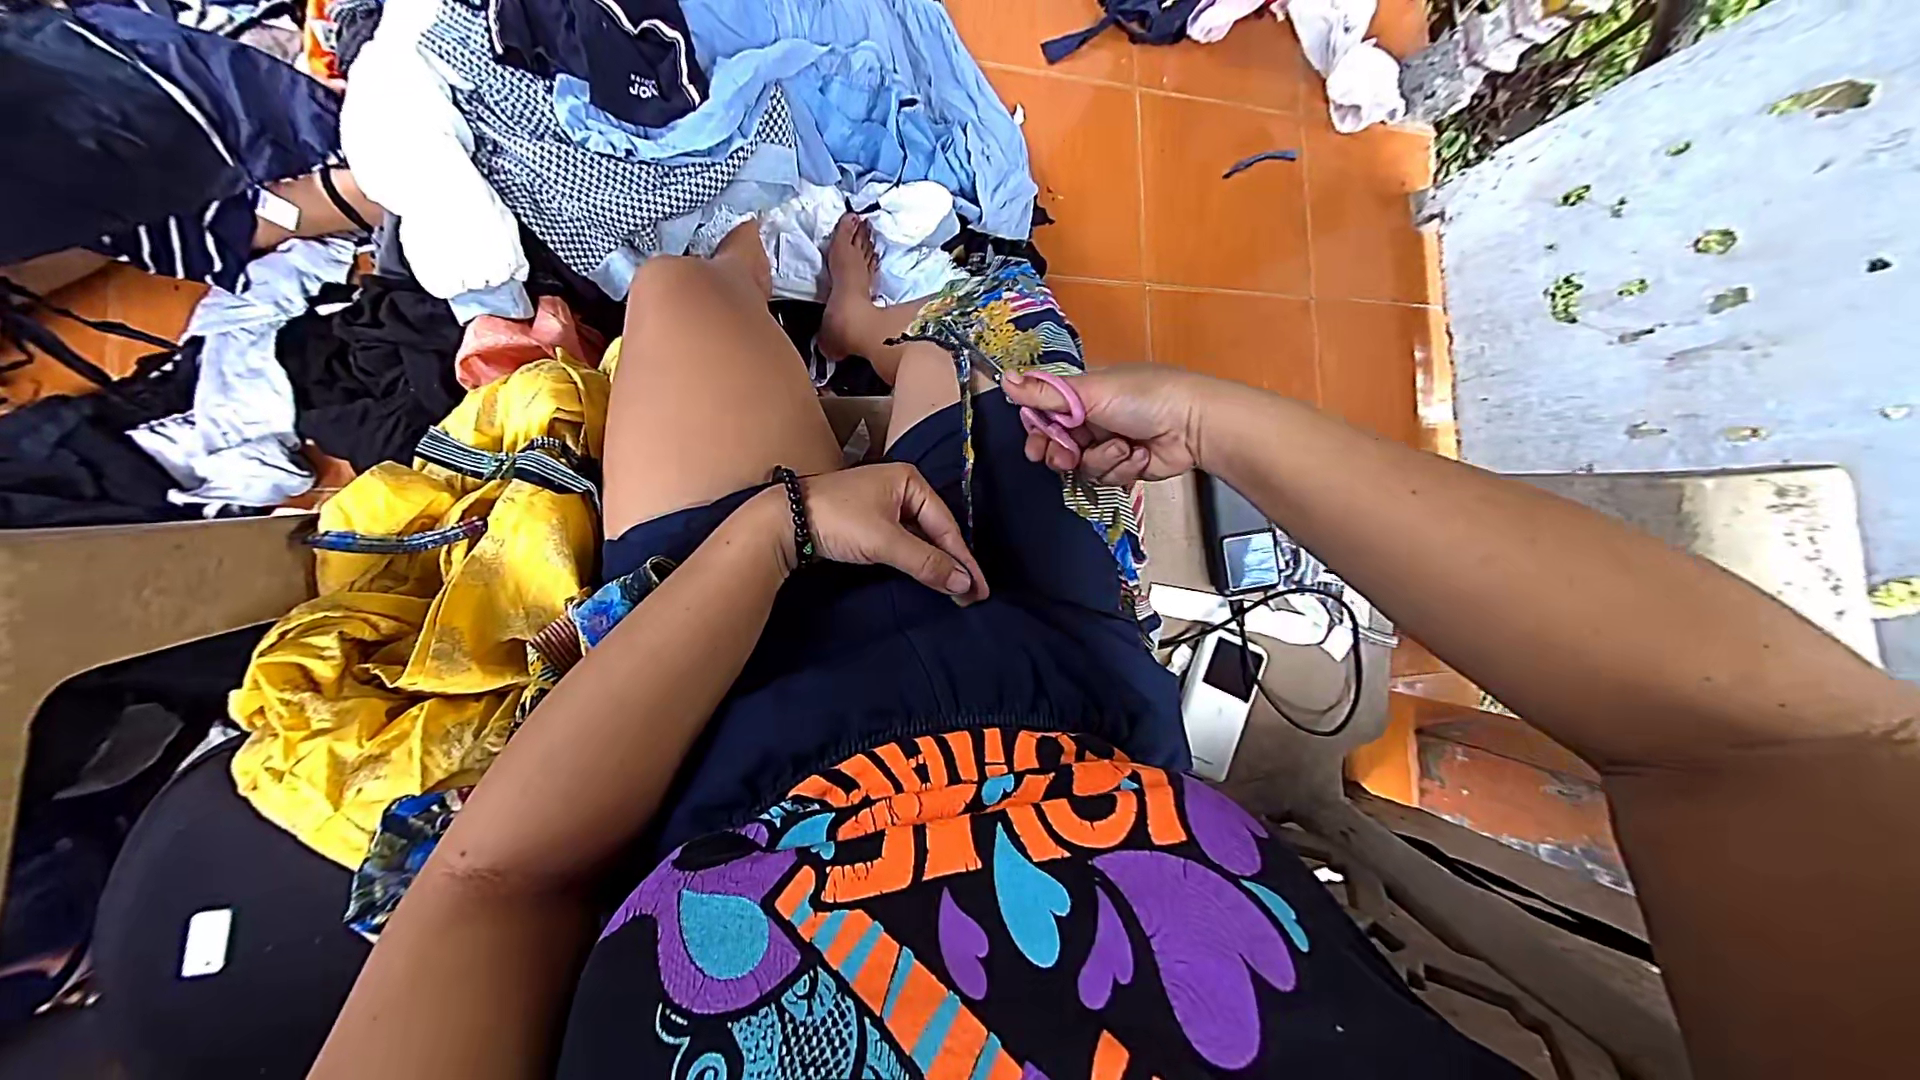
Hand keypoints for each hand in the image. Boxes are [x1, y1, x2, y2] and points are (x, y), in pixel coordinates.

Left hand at [774, 464, 988, 603]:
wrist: (783, 521)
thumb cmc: (838, 520)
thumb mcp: (885, 541)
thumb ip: (926, 562)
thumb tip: (964, 583)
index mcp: (910, 481)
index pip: (946, 524)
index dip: (963, 558)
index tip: (979, 587)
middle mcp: (902, 488)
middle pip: (936, 531)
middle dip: (953, 562)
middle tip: (973, 593)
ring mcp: (886, 505)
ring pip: (920, 538)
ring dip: (936, 564)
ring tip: (956, 590)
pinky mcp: (872, 522)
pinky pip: (904, 542)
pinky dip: (917, 560)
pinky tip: (929, 577)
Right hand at [1003, 365, 1220, 484]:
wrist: (1193, 426)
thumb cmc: (1145, 397)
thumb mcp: (1090, 392)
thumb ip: (1045, 393)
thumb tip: (1005, 379)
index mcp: (1083, 395)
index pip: (1046, 417)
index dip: (1040, 435)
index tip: (1038, 446)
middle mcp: (1092, 420)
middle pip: (1059, 447)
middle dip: (1066, 454)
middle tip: (1071, 456)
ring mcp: (1109, 445)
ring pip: (1083, 467)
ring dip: (1103, 460)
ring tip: (1124, 448)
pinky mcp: (1125, 467)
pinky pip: (1106, 478)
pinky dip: (1123, 468)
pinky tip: (1140, 454)